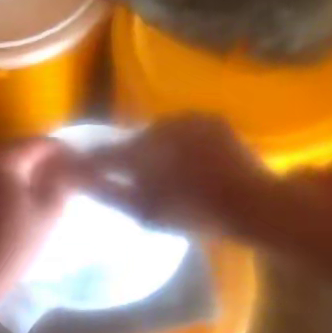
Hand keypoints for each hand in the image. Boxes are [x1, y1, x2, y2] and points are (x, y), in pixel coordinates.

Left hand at [0, 138, 76, 306]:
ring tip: (61, 188)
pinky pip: (2, 175)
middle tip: (77, 178)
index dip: (68, 152)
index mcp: (1, 157)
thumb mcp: (49, 208)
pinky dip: (21, 181)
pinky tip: (37, 196)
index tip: (88, 167)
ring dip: (37, 172)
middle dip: (52, 162)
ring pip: (14, 163)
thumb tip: (78, 165)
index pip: (42, 143)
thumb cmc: (15, 242)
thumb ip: (65, 179)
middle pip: (26, 150)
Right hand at [74, 115, 272, 233]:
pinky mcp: (212, 120)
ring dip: (158, 150)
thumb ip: (108, 192)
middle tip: (135, 180)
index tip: (79, 170)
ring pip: (161, 134)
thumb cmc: (196, 214)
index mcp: (140, 149)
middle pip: (135, 141)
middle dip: (131, 158)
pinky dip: (183, 144)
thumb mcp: (145, 212)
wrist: (253, 202)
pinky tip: (192, 164)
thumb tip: (78, 178)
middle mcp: (159, 124)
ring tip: (166, 174)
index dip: (90, 162)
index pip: (104, 153)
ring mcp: (189, 118)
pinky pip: (186, 131)